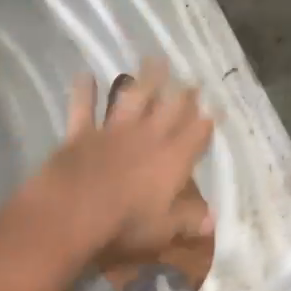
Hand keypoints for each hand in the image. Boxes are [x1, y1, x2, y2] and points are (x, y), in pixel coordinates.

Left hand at [8, 57, 214, 261]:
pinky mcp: (81, 133)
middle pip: (170, 110)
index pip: (196, 136)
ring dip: (144, 80)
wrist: (72, 212)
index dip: (208, 122)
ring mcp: (114, 132)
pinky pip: (84, 107)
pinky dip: (85, 91)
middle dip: (183, 94)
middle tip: (192, 78)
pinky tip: (86, 74)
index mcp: (172, 161)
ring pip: (133, 99)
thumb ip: (188, 220)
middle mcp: (147, 138)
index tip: (218, 108)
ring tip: (155, 60)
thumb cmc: (126, 225)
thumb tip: (212, 221)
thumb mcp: (164, 230)